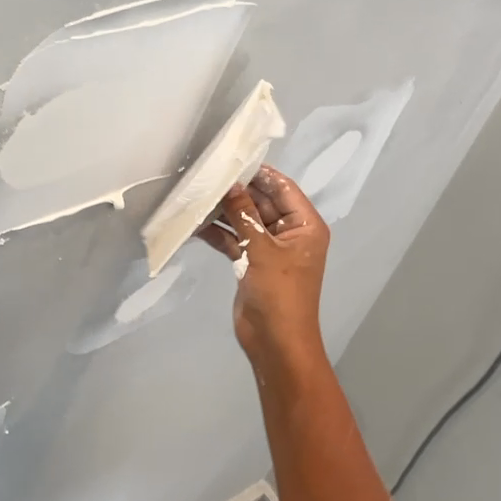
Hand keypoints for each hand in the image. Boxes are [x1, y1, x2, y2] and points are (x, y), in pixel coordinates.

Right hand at [196, 165, 329, 365]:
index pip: (283, 188)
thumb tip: (229, 184)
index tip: (232, 158)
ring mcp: (270, 249)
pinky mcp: (252, 263)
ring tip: (196, 195)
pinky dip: (218, 232)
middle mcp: (290, 232)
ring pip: (245, 220)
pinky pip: (235, 239)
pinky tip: (195, 223)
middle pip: (262, 202)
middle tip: (206, 174)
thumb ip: (243, 214)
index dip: (260, 173)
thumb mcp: (262, 250)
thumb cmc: (279, 293)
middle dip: (237, 191)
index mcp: (305, 225)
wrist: (276, 342)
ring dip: (224, 211)